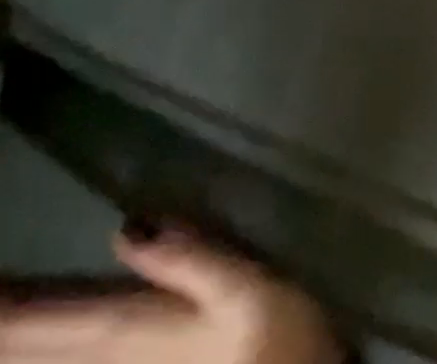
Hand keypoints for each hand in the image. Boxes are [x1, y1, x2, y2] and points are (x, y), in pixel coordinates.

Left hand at [0, 227, 340, 363]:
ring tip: (0, 309)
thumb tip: (130, 225)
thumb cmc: (271, 337)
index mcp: (115, 328)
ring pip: (23, 360)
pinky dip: (27, 353)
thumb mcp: (245, 290)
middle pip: (12, 345)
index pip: (21, 320)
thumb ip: (189, 259)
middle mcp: (89, 358)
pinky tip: (26, 350)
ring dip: (7, 337)